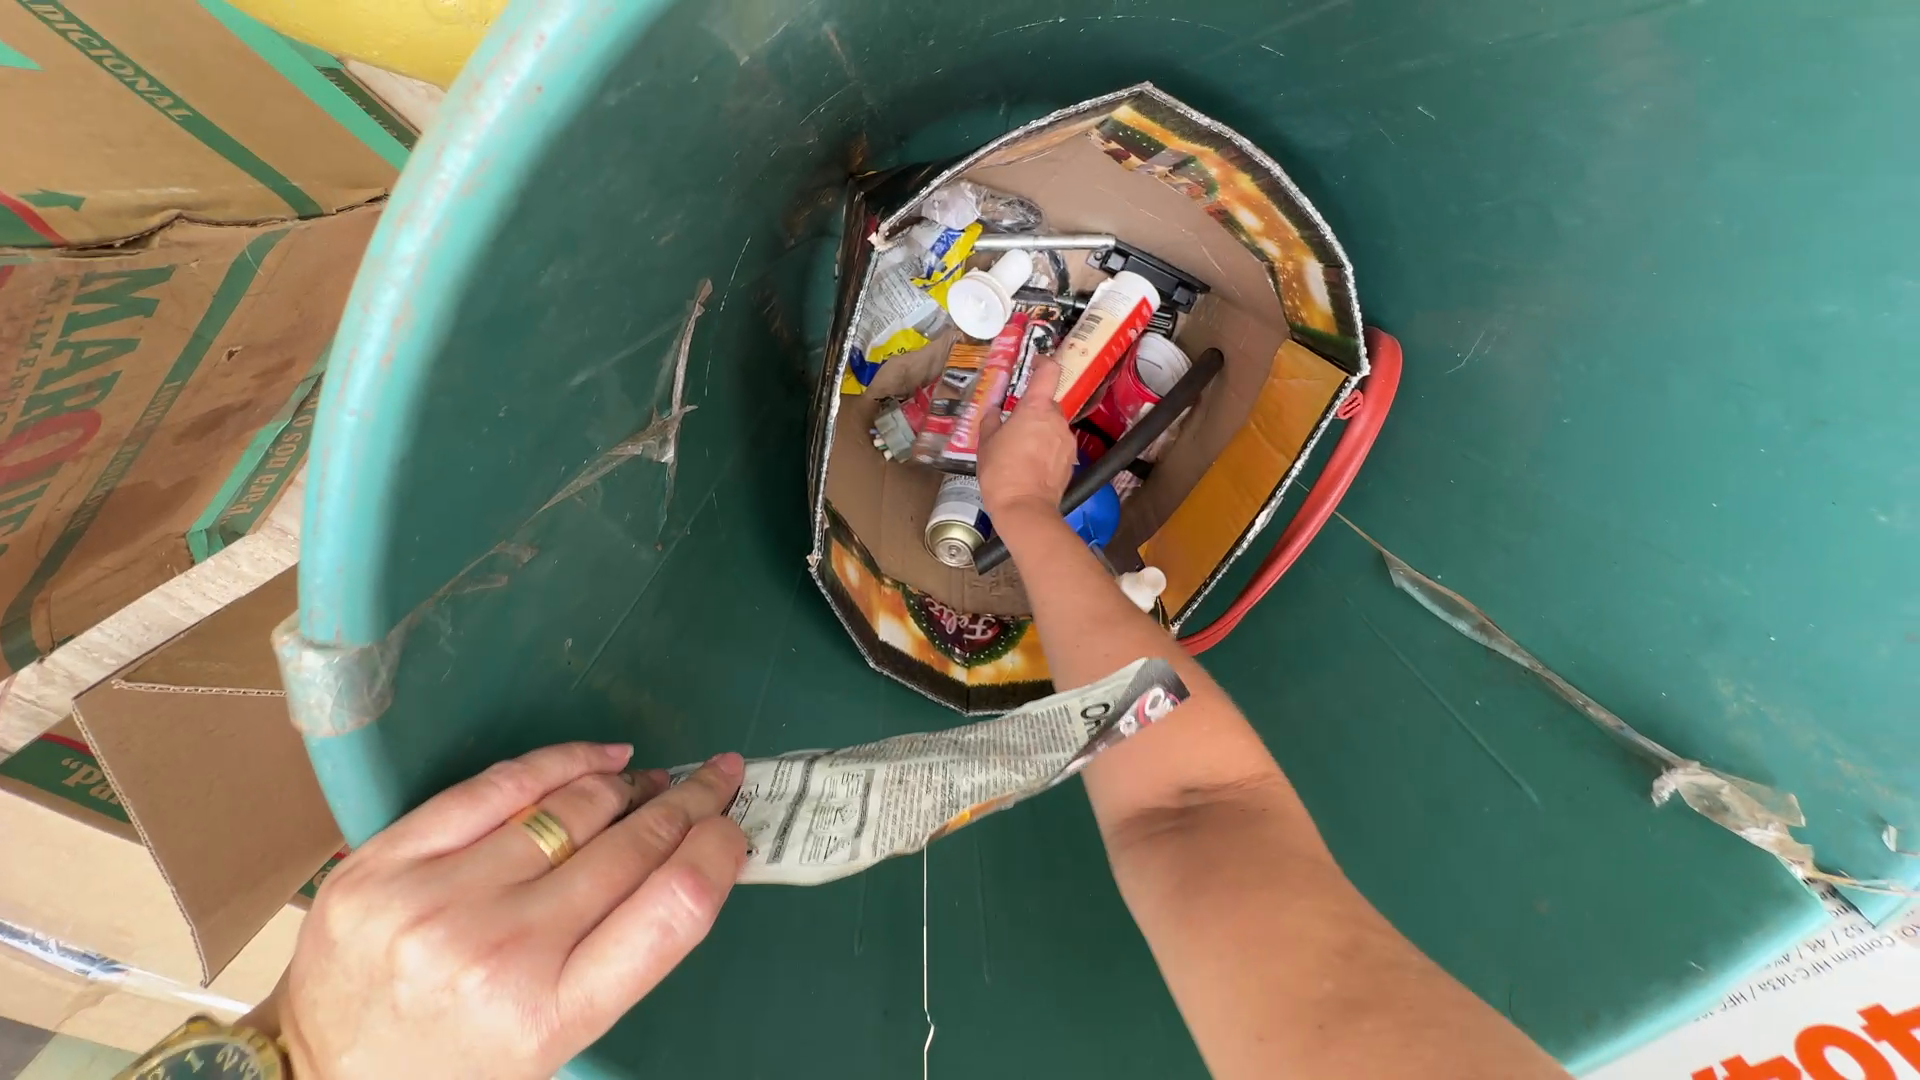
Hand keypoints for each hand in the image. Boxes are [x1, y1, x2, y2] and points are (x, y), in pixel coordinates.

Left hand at [262, 742, 747, 1079]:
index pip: (676, 904)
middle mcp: (498, 955)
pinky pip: (504, 782)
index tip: (733, 825)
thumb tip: (694, 847)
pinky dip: (567, 759)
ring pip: (577, 805)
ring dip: (631, 784)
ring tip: (651, 781)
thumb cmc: (463, 1066)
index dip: (719, 850)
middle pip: (635, 843)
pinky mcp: (386, 862)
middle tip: (716, 777)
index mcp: (551, 1016)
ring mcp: (435, 903)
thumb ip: (628, 946)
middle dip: (690, 800)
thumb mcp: (562, 1035)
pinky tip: (602, 757)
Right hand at [979, 358, 1075, 520]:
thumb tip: (993, 410)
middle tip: (1014, 425)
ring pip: (1053, 425)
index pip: (1049, 372)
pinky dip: (1047, 448)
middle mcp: (1056, 419)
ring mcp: (1067, 440)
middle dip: (1033, 410)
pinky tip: (1032, 464)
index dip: (1043, 362)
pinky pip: (1058, 444)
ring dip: (1040, 431)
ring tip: (1020, 450)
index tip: (1035, 363)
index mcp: (1035, 408)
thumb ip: (991, 420)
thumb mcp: (986, 442)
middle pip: (1048, 403)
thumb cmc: (1001, 472)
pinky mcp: (1071, 459)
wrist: (1024, 507)